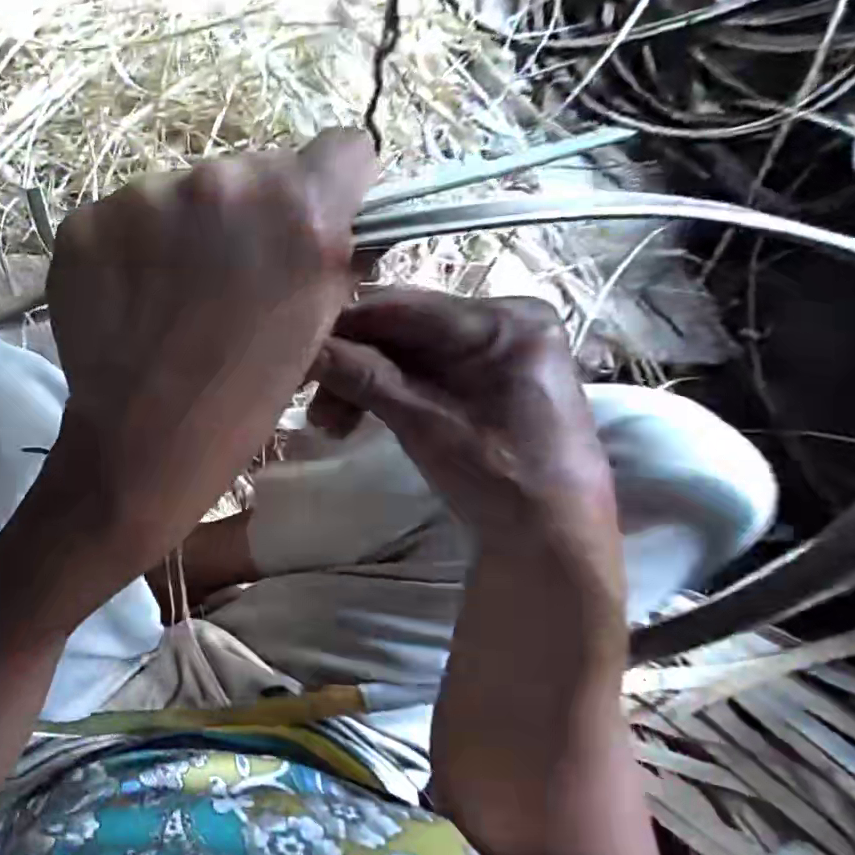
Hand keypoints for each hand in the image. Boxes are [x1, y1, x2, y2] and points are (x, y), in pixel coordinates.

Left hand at [46, 129, 377, 563]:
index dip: (338, 184)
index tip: (316, 218)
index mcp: (300, 209)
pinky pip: (129, 214)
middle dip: (255, 212)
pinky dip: (136, 245)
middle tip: (233, 276)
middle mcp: (226, 182)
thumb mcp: (319, 324)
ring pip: (187, 189)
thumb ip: (335, 253)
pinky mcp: (90, 218)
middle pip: (257, 168)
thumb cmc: (246, 394)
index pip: (344, 147)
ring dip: (191, 226)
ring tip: (176, 294)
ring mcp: (148, 194)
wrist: (144, 440)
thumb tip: (337, 218)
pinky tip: (135, 296)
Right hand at [310, 289, 618, 574]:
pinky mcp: (491, 377)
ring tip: (331, 426)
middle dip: (354, 363)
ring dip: (367, 381)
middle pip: (406, 328)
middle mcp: (508, 320)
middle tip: (312, 405)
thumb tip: (304, 350)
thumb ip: (364, 380)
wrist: (555, 545)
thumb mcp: (427, 427)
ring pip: (411, 351)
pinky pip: (428, 369)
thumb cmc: (503, 484)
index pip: (406, 309)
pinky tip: (362, 416)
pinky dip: (391, 390)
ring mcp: (501, 349)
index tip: (299, 351)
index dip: (345, 327)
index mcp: (507, 322)